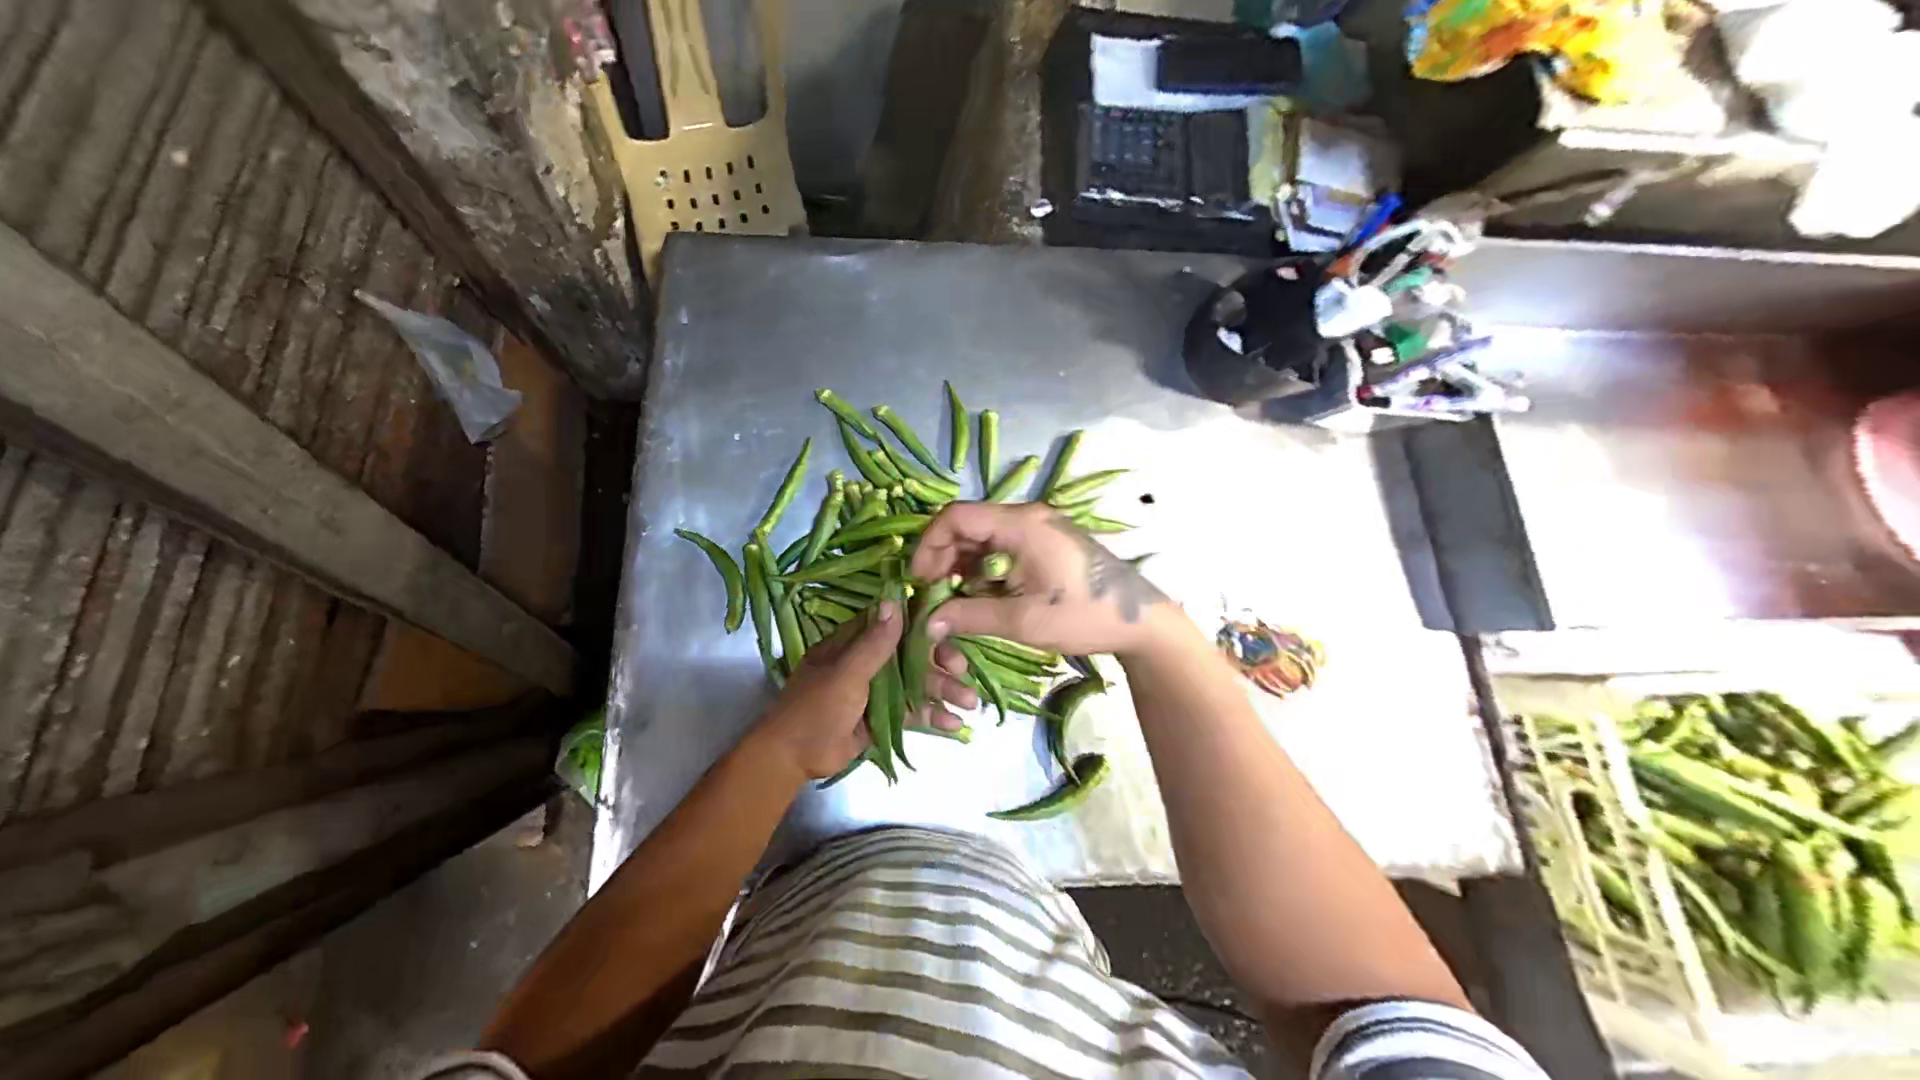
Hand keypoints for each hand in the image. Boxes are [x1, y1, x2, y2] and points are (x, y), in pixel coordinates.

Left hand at [754, 602, 976, 779]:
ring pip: (917, 684)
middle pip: (913, 654)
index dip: (924, 625)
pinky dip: (933, 716)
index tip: (952, 628)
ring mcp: (877, 690)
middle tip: (962, 672)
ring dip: (943, 691)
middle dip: (940, 663)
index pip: (895, 624)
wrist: (793, 758)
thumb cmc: (815, 708)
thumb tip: (895, 600)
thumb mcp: (846, 673)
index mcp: (854, 643)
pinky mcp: (883, 717)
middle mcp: (869, 661)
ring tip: (970, 703)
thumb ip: (874, 643)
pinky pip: (912, 711)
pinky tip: (954, 725)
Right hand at [910, 502, 1177, 658]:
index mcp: (1021, 525)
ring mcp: (1036, 530)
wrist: (1140, 621)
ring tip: (952, 600)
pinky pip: (999, 548)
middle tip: (931, 594)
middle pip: (966, 525)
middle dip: (942, 558)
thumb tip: (927, 623)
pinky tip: (979, 596)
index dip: (929, 544)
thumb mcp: (1023, 620)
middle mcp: (1026, 518)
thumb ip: (970, 617)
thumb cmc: (1084, 615)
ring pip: (981, 538)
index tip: (918, 579)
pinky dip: (981, 569)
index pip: (957, 516)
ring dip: (961, 565)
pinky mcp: (1042, 544)